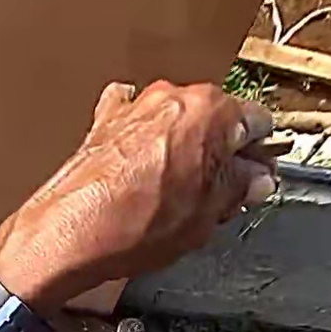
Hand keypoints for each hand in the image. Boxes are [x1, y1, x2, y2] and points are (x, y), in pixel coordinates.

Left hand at [0, 80, 276, 310]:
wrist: (69, 234)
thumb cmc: (130, 227)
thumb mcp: (203, 219)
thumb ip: (236, 190)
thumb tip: (255, 180)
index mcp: (211, 113)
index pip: (257, 124)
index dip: (260, 158)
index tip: (257, 181)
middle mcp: (173, 97)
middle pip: (216, 121)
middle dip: (221, 156)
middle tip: (218, 199)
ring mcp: (136, 107)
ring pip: (178, 125)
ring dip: (185, 154)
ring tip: (175, 201)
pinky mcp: (107, 122)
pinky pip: (141, 130)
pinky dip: (148, 149)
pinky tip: (144, 180)